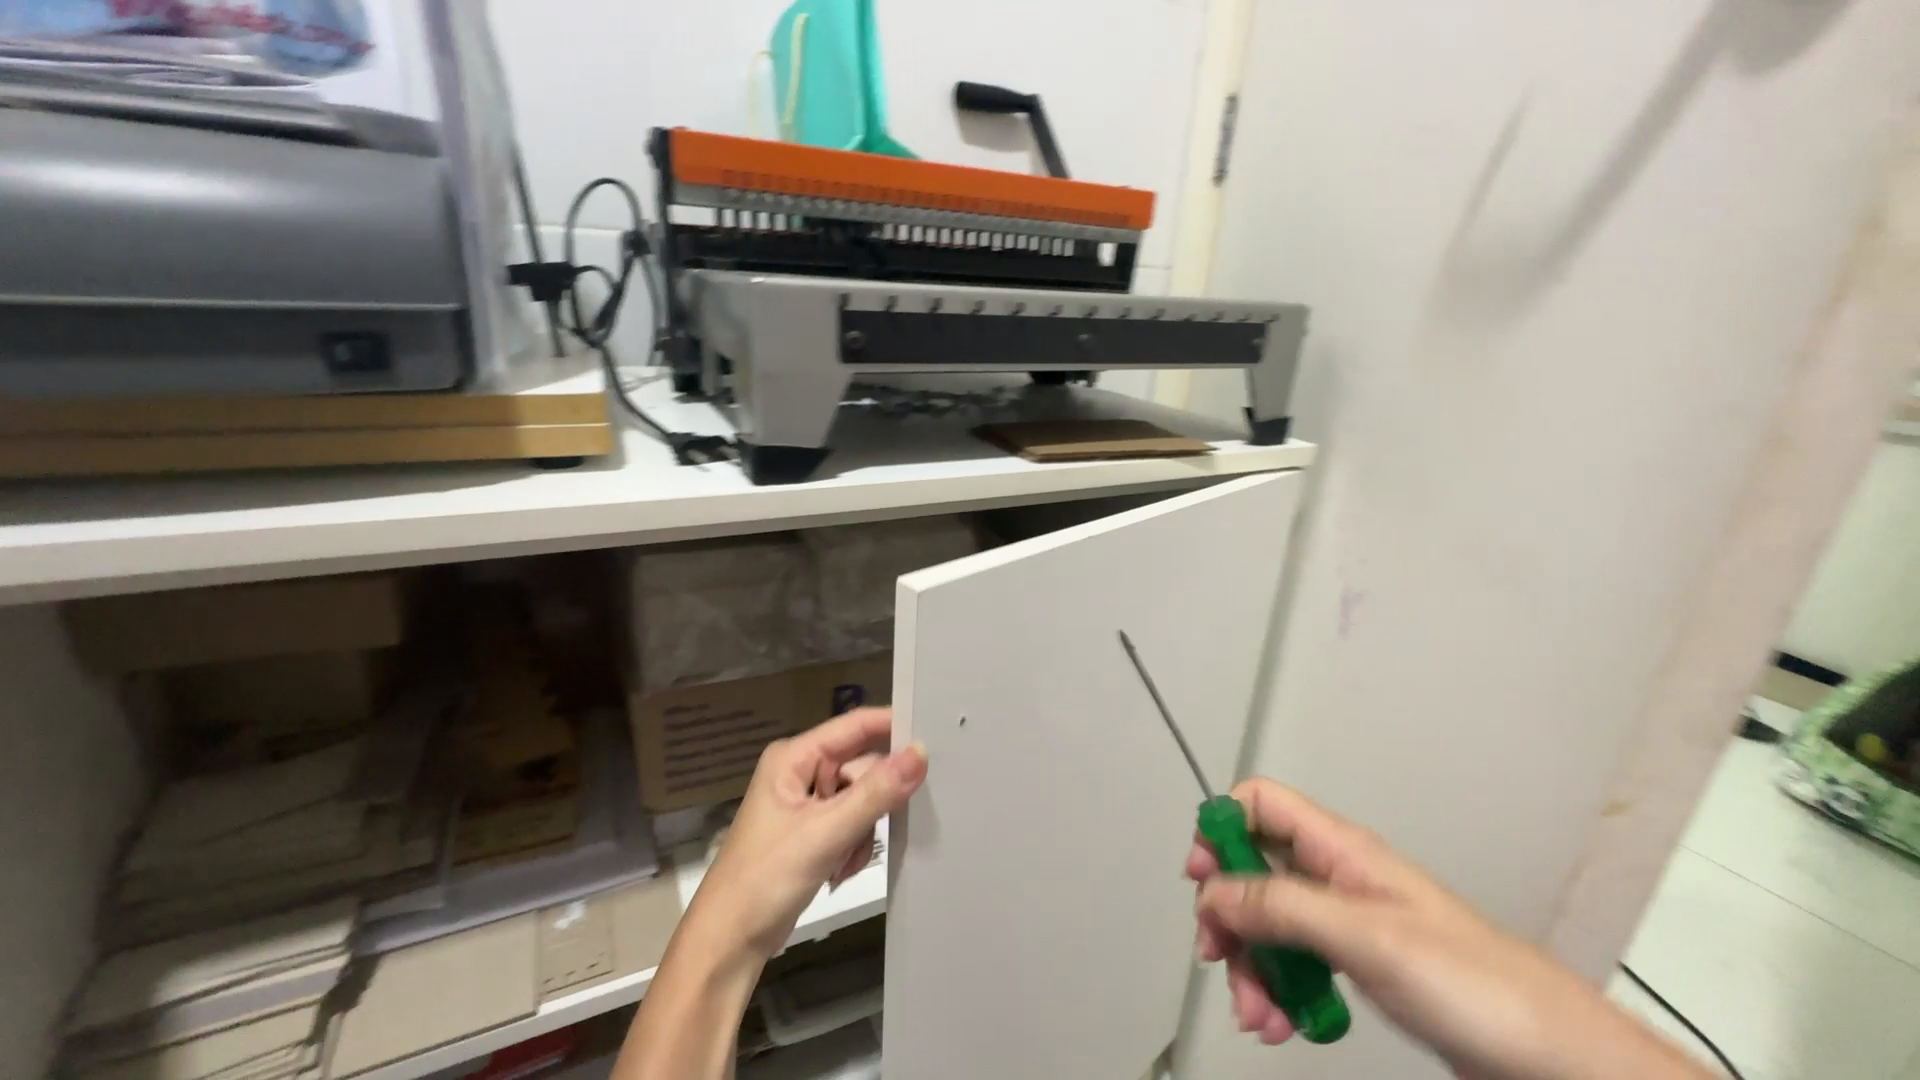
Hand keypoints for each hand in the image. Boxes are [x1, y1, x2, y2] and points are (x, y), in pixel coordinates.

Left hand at [687, 707, 927, 960]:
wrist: (730, 940)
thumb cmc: (767, 877)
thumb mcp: (827, 832)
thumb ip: (876, 793)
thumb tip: (920, 753)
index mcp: (794, 757)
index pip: (855, 726)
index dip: (893, 727)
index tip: (936, 735)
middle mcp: (799, 772)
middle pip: (862, 767)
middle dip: (875, 801)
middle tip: (889, 824)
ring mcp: (805, 804)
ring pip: (862, 799)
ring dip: (864, 831)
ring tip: (846, 860)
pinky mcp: (811, 832)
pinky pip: (852, 824)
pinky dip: (854, 846)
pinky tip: (840, 870)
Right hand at [1188, 779, 1709, 1079]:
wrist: (1554, 1061)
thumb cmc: (1477, 987)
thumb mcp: (1365, 937)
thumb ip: (1282, 906)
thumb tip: (1212, 892)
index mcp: (1342, 850)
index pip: (1261, 804)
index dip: (1221, 828)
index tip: (1201, 878)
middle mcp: (1338, 878)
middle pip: (1252, 870)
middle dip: (1228, 915)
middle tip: (1218, 959)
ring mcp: (1348, 923)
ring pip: (1269, 924)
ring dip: (1251, 966)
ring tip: (1259, 1017)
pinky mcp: (1359, 966)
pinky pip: (1296, 964)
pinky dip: (1279, 991)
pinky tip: (1282, 1024)